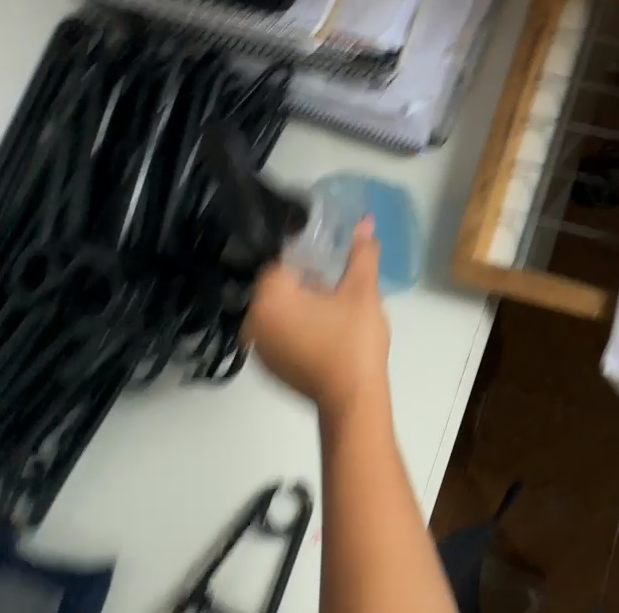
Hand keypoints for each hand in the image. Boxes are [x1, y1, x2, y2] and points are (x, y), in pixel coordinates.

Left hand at [244, 218, 390, 417]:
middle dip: (308, 281)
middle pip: (279, 288)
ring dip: (304, 304)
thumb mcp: (363, 290)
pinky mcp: (270, 368)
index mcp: (269, 301)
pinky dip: (300, 327)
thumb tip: (365, 221)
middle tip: (340, 286)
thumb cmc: (354, 340)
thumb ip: (361, 253)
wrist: (353, 398)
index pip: (282, 263)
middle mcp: (254, 323)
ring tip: (338, 309)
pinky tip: (329, 332)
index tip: (334, 263)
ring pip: (281, 311)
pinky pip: (281, 334)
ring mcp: (259, 350)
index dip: (309, 258)